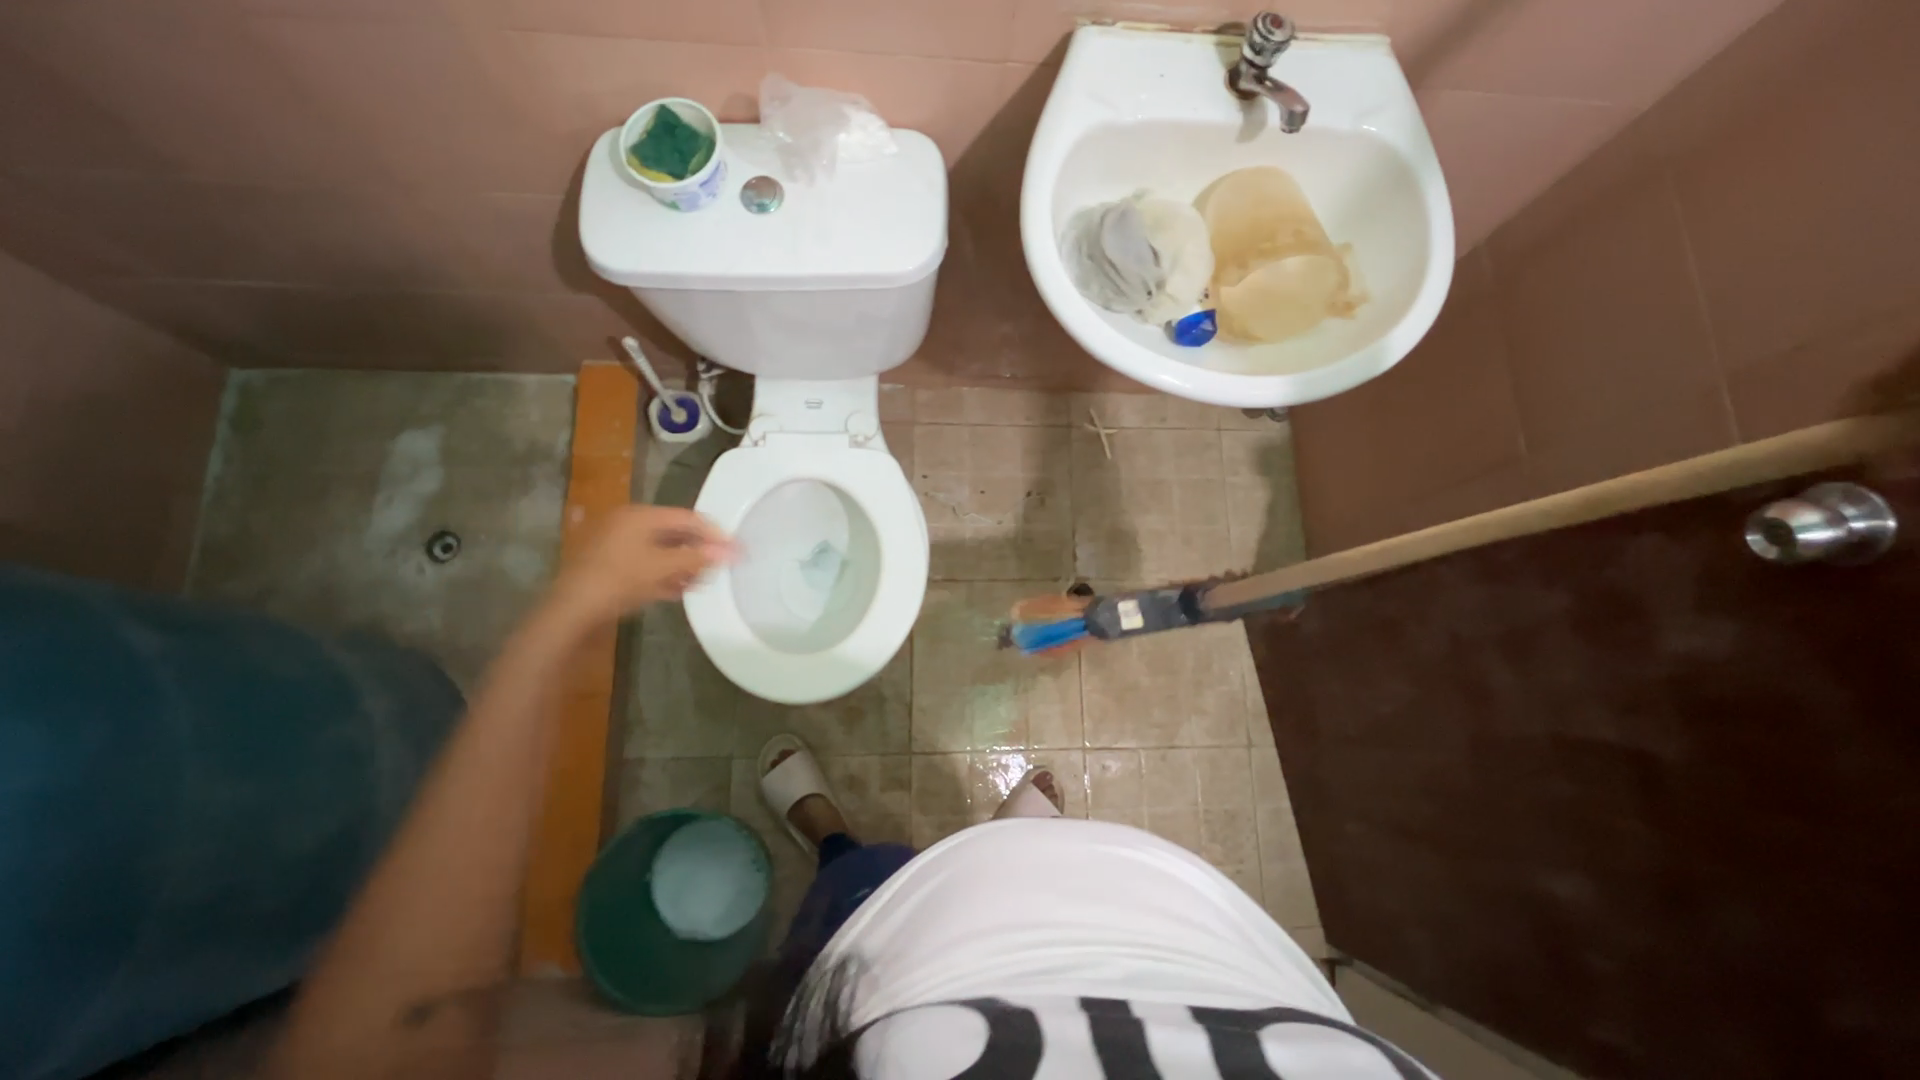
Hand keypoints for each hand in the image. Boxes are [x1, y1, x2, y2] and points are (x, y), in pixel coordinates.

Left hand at [549, 505, 733, 627]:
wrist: (571, 611)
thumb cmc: (618, 581)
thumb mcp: (662, 568)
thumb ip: (698, 558)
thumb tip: (731, 551)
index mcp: (640, 516)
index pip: (688, 518)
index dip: (714, 534)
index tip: (736, 551)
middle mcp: (629, 524)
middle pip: (675, 534)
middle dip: (698, 551)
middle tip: (719, 569)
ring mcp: (618, 545)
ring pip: (662, 551)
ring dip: (684, 565)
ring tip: (702, 582)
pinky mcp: (613, 566)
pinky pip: (648, 564)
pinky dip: (665, 574)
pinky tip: (679, 590)